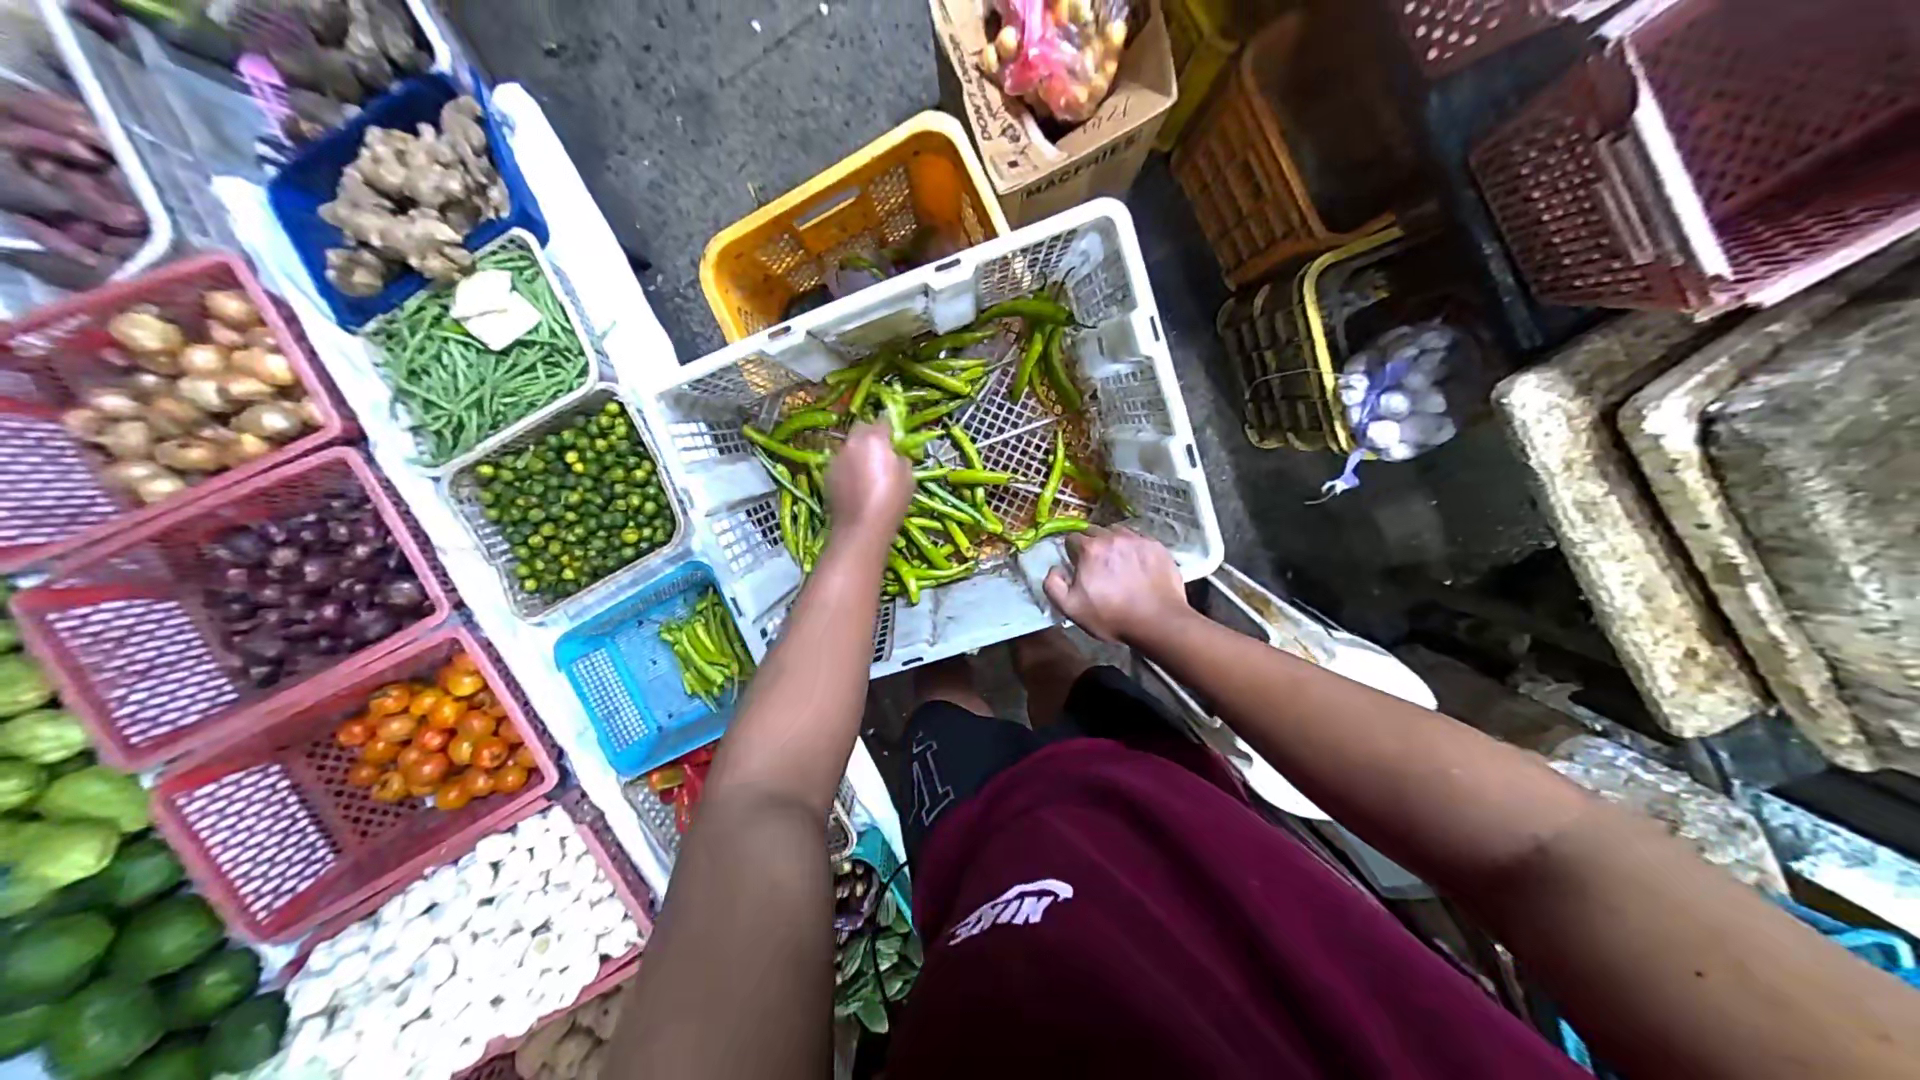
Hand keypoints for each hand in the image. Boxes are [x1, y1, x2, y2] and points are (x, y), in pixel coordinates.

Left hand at [826, 420, 911, 544]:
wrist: (860, 528)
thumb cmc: (890, 502)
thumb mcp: (908, 479)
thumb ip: (901, 460)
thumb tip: (895, 456)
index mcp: (874, 440)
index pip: (882, 422)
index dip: (889, 431)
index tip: (894, 441)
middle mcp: (852, 443)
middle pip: (861, 429)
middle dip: (870, 436)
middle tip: (880, 453)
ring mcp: (837, 458)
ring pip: (848, 447)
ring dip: (857, 453)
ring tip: (866, 473)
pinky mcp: (827, 475)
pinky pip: (840, 464)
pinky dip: (847, 469)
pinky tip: (855, 485)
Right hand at [1043, 525, 1187, 644]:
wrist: (1158, 621)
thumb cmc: (1112, 617)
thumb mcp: (1071, 608)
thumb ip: (1053, 585)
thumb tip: (1055, 568)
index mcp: (1090, 549)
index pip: (1072, 539)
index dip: (1072, 553)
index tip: (1077, 567)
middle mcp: (1113, 537)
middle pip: (1094, 531)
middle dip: (1091, 544)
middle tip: (1096, 565)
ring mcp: (1137, 539)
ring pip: (1117, 532)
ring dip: (1112, 542)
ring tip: (1117, 562)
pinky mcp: (1157, 546)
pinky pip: (1139, 538)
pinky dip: (1133, 547)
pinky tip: (1136, 563)